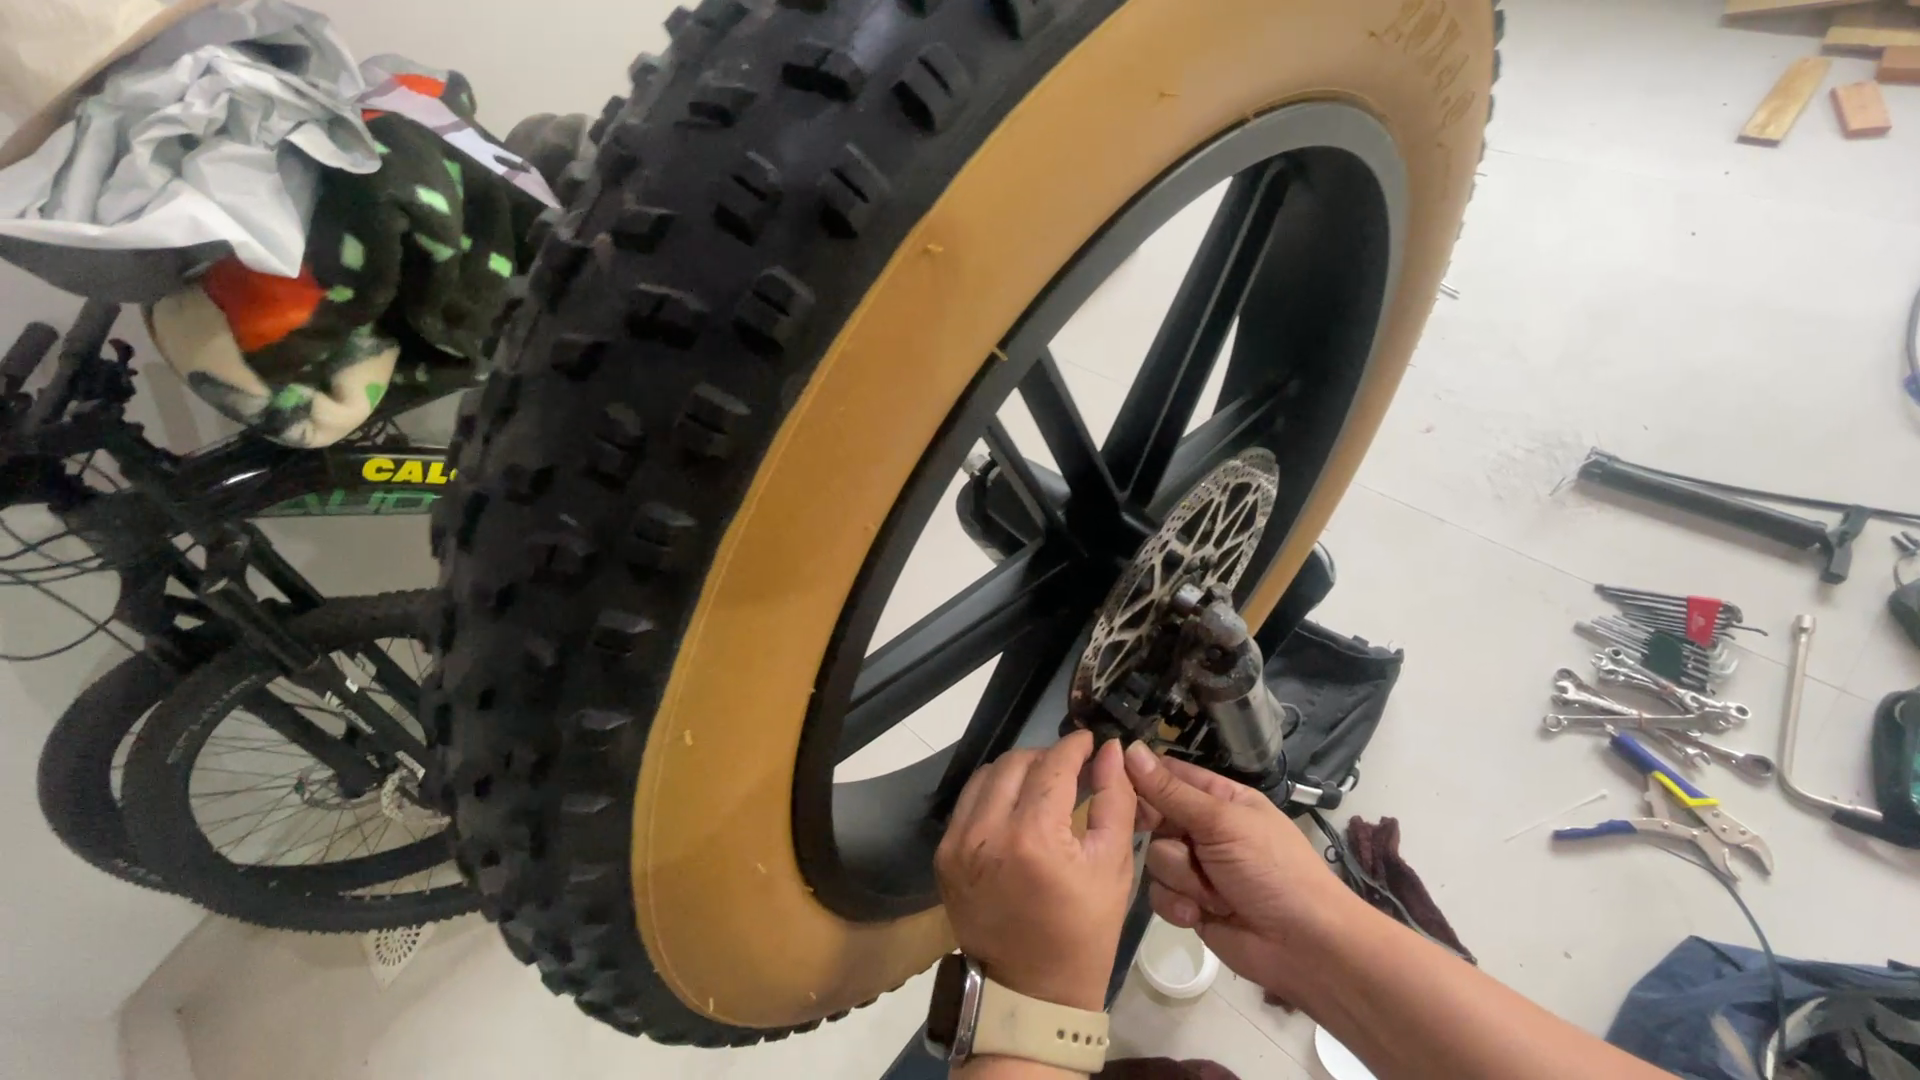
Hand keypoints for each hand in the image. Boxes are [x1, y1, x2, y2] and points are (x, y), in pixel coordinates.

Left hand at [936, 732, 1136, 1011]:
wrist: (1031, 993)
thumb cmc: (1084, 933)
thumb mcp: (1112, 866)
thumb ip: (1114, 800)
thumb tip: (1110, 751)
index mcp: (1034, 837)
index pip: (1053, 765)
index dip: (1074, 746)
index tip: (1090, 740)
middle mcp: (987, 832)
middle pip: (1015, 762)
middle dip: (1046, 756)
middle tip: (1070, 768)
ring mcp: (958, 844)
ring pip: (986, 776)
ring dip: (1017, 771)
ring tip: (1043, 785)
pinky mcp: (944, 856)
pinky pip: (968, 803)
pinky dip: (992, 795)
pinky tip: (1016, 807)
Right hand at [1124, 742, 1355, 1002]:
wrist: (1305, 948)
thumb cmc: (1272, 870)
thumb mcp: (1222, 823)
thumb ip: (1172, 792)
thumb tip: (1131, 748)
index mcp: (1221, 798)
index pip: (1169, 775)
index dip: (1142, 777)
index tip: (1118, 783)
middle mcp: (1205, 829)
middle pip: (1154, 816)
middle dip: (1161, 833)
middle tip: (1179, 842)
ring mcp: (1197, 868)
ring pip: (1155, 857)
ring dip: (1180, 876)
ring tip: (1212, 892)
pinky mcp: (1190, 904)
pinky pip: (1159, 893)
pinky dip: (1179, 904)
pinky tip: (1201, 914)